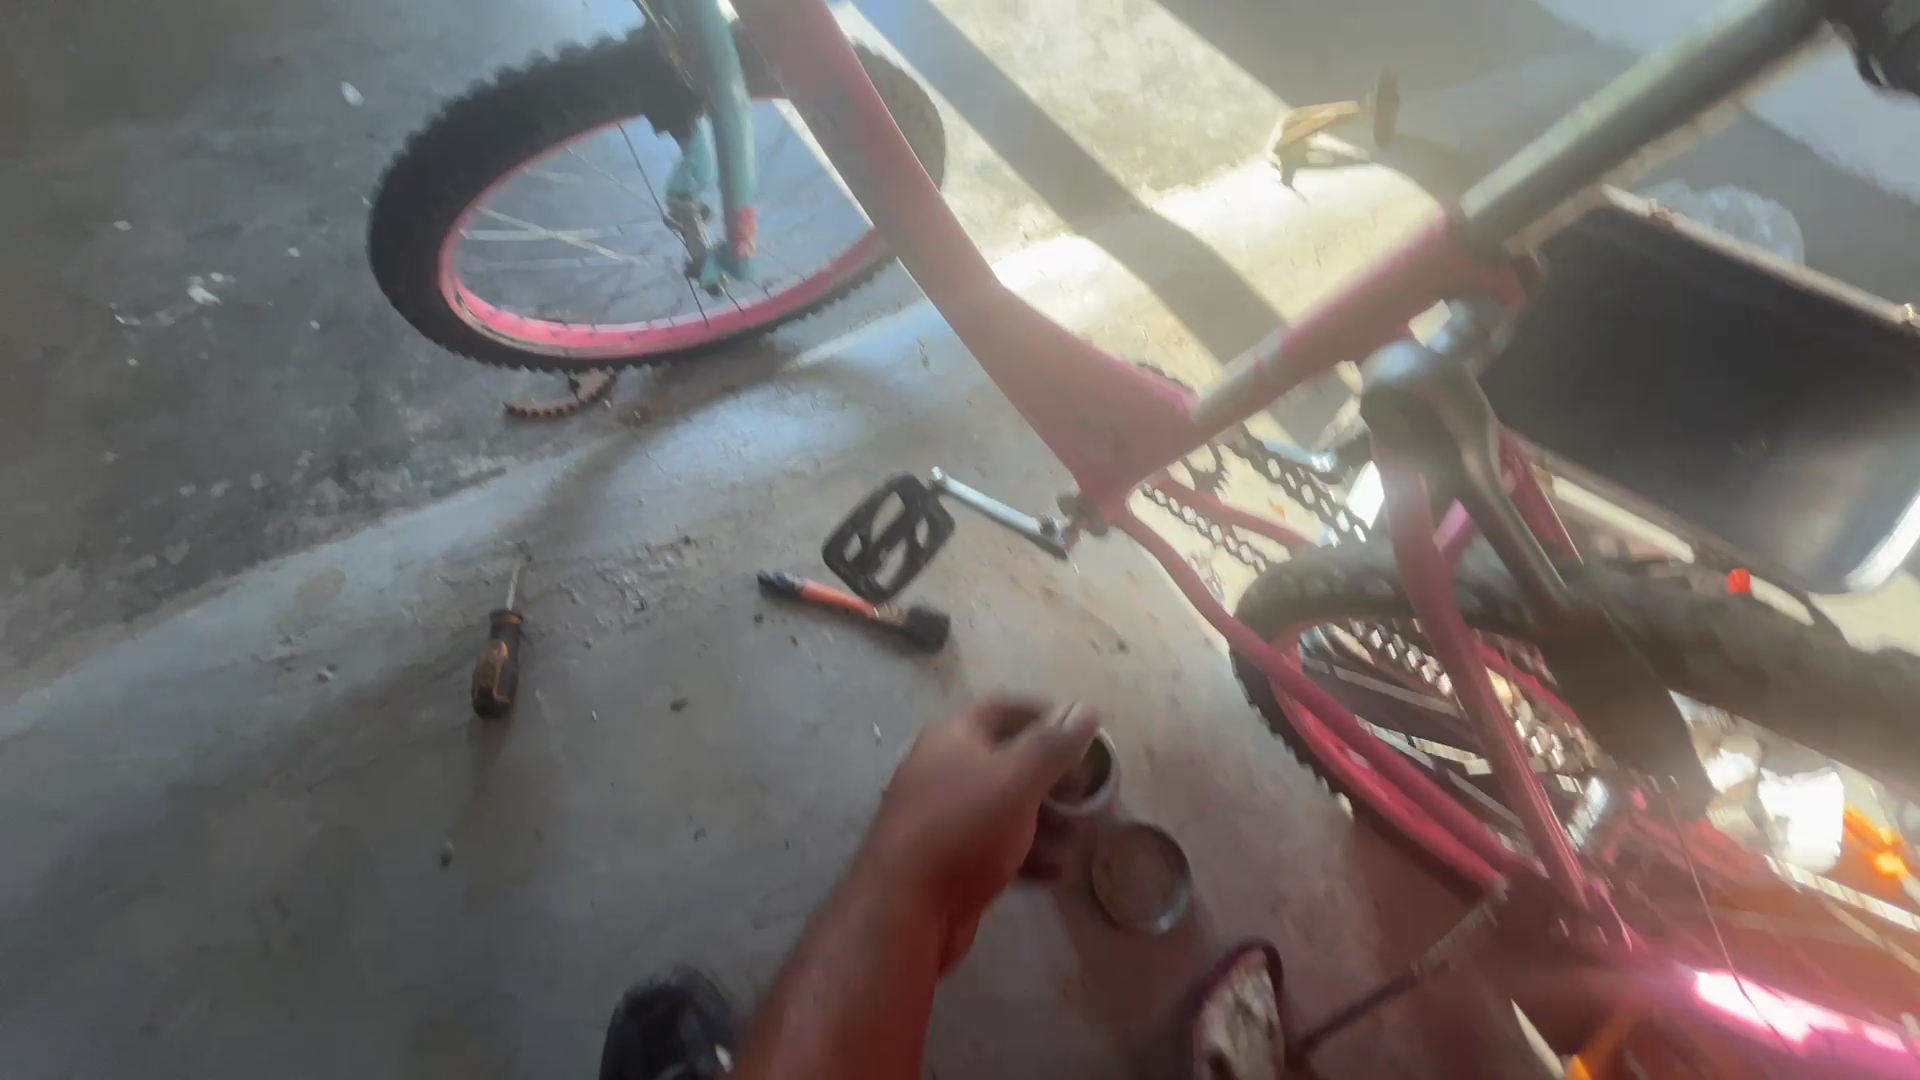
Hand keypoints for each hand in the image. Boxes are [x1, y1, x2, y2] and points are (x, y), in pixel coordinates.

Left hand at [856, 698, 1099, 970]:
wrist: (905, 910)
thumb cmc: (963, 827)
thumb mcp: (1016, 779)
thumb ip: (1053, 745)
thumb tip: (1086, 708)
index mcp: (954, 736)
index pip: (1005, 707)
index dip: (1047, 714)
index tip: (1086, 732)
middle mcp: (946, 768)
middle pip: (1009, 758)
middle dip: (1051, 774)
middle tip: (1086, 791)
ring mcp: (946, 815)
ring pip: (1006, 804)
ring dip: (1046, 817)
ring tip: (1079, 834)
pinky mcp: (951, 857)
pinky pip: (996, 844)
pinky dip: (1027, 851)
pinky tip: (1057, 870)